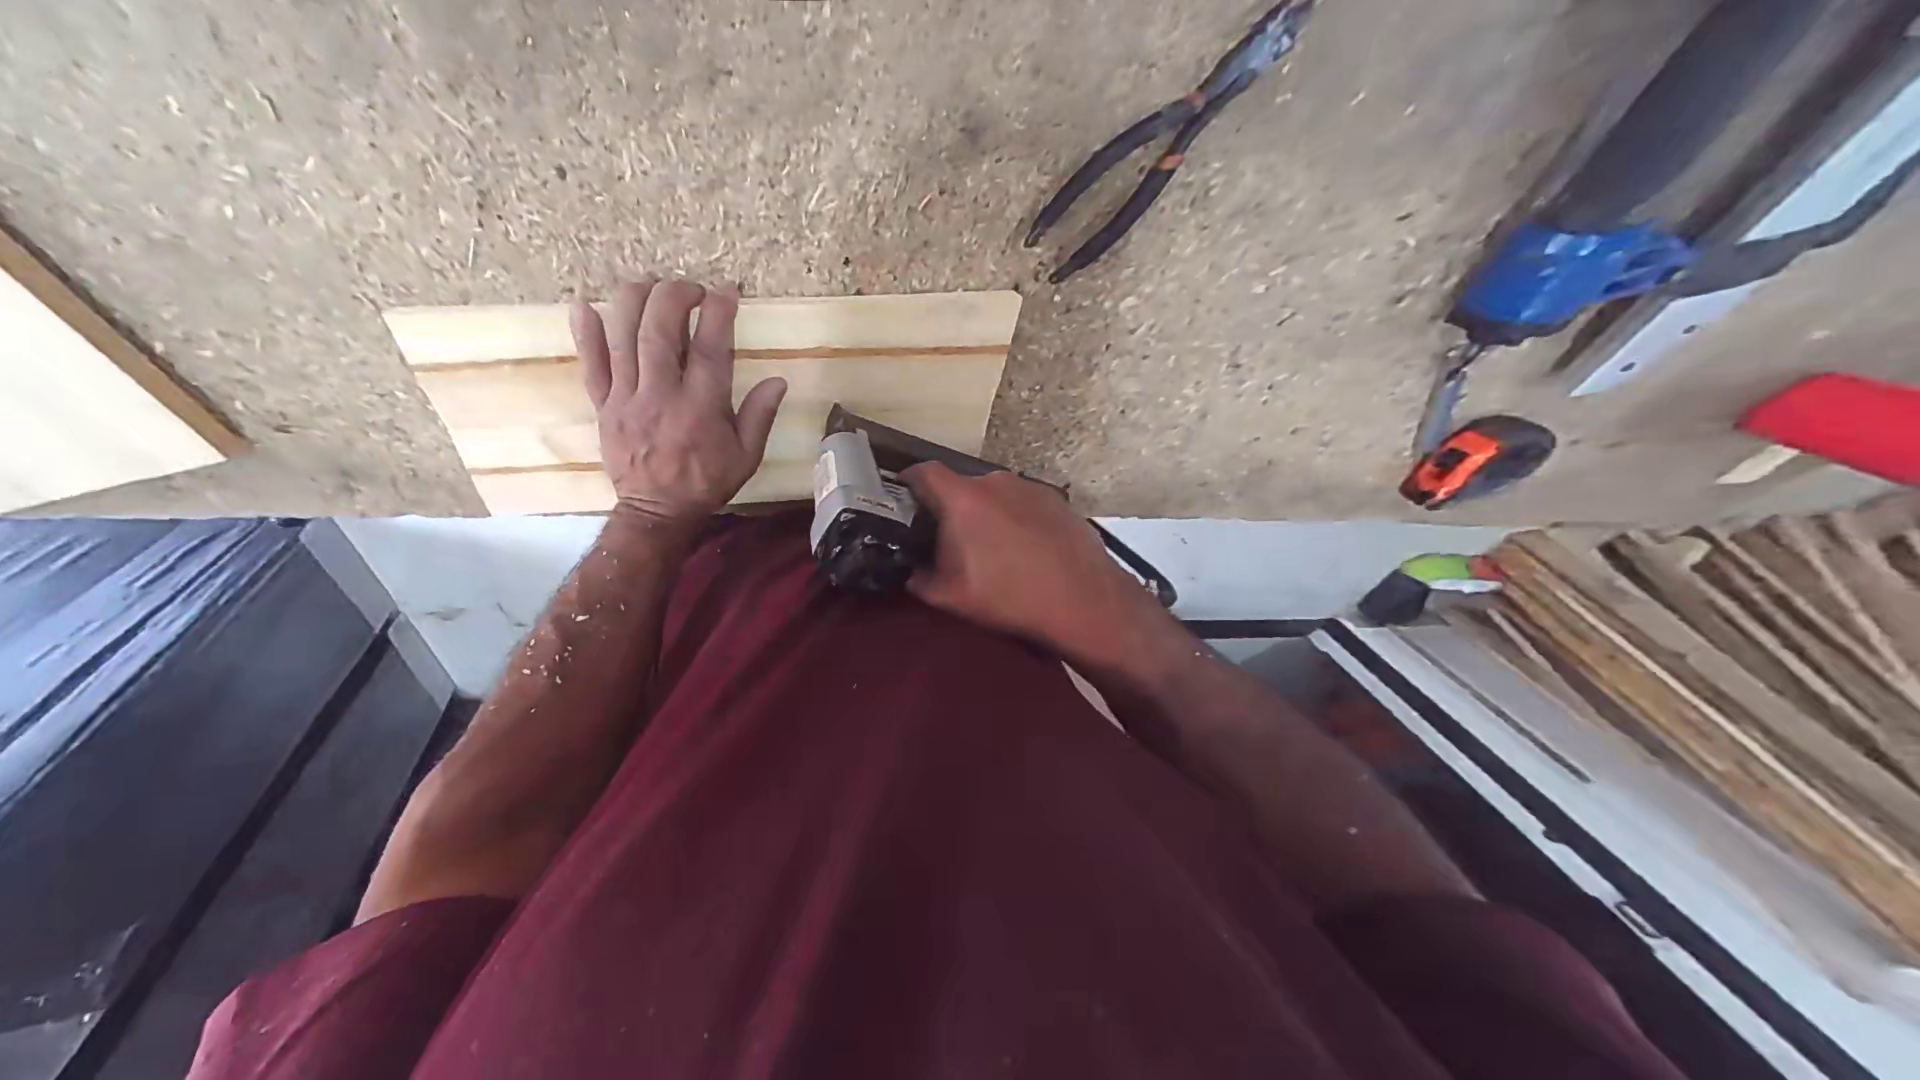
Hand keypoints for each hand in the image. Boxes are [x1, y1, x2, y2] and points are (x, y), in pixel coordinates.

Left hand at [570, 280, 786, 525]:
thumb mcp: (747, 456)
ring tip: (649, 285)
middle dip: (674, 296)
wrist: (657, 512)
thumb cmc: (707, 482)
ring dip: (634, 302)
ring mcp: (627, 400)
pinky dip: (585, 334)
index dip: (719, 313)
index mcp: (701, 409)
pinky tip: (584, 306)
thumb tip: (777, 380)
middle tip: (690, 287)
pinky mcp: (604, 406)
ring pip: (623, 338)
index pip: (710, 349)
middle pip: (659, 332)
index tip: (727, 290)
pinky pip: (590, 366)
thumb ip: (760, 416)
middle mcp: (661, 397)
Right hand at [901, 463, 1175, 667]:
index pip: (924, 471)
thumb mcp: (950, 597)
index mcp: (963, 499)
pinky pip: (1023, 503)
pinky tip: (1025, 549)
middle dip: (952, 509)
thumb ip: (919, 578)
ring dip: (987, 514)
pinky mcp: (1056, 499)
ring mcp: (1030, 487)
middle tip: (954, 541)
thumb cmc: (1010, 596)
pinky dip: (1016, 519)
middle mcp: (996, 482)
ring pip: (995, 495)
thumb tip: (913, 572)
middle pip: (961, 486)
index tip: (905, 497)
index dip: (909, 481)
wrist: (1082, 600)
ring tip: (995, 550)